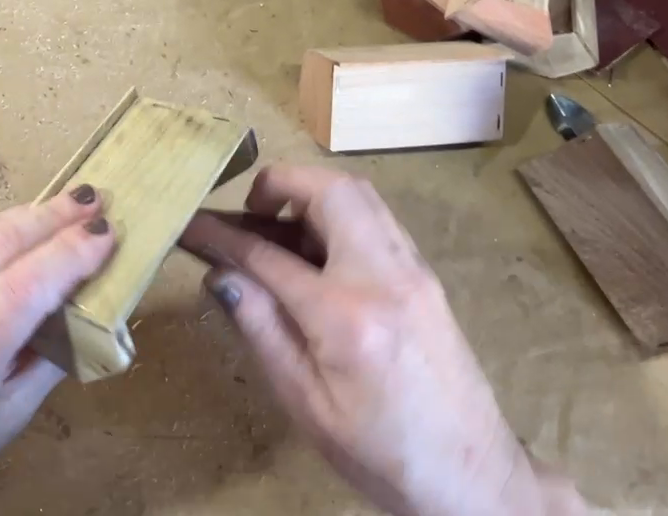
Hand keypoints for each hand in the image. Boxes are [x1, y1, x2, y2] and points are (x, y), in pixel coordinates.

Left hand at [0, 187, 115, 514]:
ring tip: (72, 202)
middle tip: (95, 201)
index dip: (66, 255)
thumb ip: (53, 351)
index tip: (105, 234)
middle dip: (52, 218)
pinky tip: (30, 223)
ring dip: (29, 214)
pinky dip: (2, 227)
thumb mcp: (14, 413)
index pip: (19, 290)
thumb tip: (91, 295)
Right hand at [182, 166, 585, 515]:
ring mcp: (413, 272)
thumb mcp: (304, 403)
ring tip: (279, 227)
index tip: (190, 223)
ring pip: (359, 195)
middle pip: (329, 190)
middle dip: (280, 183)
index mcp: (345, 317)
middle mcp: (384, 277)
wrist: (477, 484)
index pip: (267, 255)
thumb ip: (260, 328)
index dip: (221, 235)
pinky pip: (376, 219)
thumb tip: (219, 273)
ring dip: (311, 193)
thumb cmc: (380, 454)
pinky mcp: (426, 277)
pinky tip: (317, 250)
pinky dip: (338, 213)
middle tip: (250, 210)